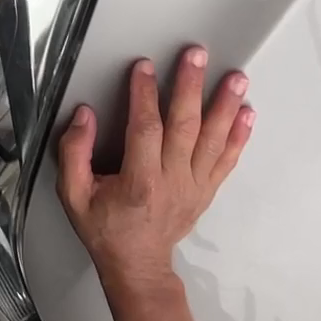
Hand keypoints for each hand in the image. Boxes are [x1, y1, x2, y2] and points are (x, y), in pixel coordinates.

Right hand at [56, 46, 255, 298]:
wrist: (138, 266)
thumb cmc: (103, 228)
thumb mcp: (73, 195)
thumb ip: (74, 153)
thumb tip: (84, 115)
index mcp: (139, 181)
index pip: (145, 129)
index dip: (144, 95)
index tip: (144, 66)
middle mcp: (173, 180)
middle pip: (185, 126)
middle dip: (191, 86)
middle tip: (196, 55)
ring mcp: (194, 185)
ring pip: (214, 140)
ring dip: (225, 105)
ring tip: (236, 77)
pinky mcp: (206, 190)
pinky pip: (227, 160)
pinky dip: (239, 136)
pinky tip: (247, 113)